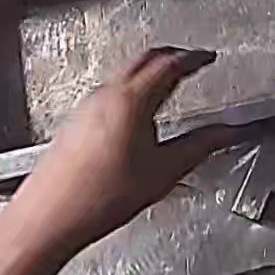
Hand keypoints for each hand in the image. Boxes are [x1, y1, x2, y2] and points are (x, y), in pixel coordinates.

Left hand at [0, 48, 241, 274]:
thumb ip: (200, 146)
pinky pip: (111, 92)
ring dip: (150, 74)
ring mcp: (88, 106)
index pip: (170, 65)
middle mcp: (106, 94)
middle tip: (191, 62)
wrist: (48, 217)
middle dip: (172, 57)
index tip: (206, 57)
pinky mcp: (77, 120)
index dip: (194, 58)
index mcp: (131, 100)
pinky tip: (139, 116)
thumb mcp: (163, 172)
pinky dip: (132, 91)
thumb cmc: (97, 198)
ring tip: (171, 88)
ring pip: (126, 74)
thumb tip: (226, 134)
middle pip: (145, 59)